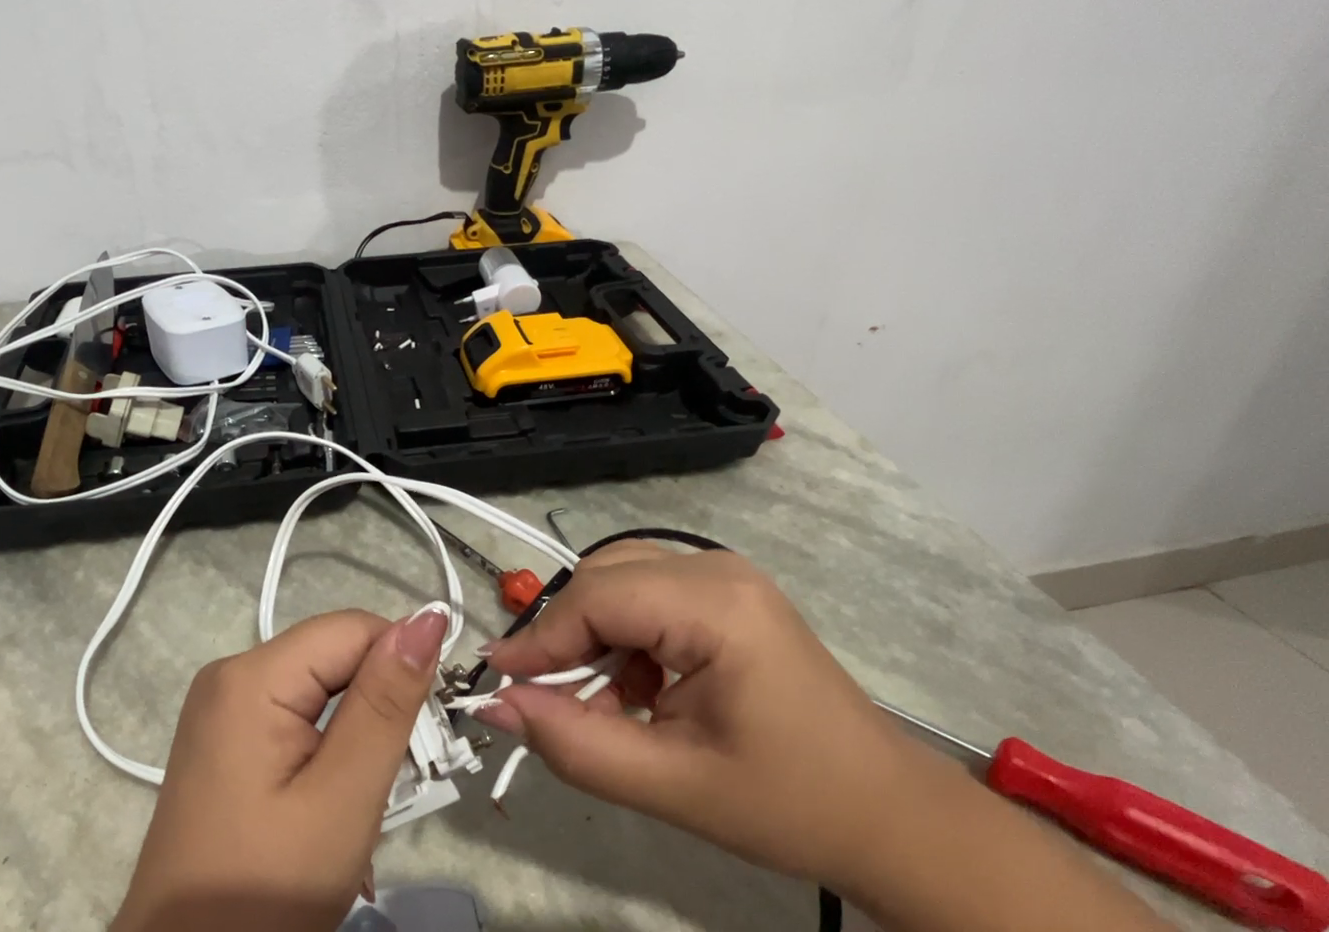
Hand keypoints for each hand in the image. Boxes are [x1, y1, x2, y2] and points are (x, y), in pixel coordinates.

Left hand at [112, 607, 448, 931]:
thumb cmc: (268, 888)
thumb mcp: (343, 798)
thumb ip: (386, 703)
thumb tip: (429, 618)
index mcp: (251, 677)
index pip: (353, 629)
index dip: (401, 668)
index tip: (428, 734)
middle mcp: (229, 675)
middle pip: (334, 656)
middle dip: (379, 706)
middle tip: (398, 779)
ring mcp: (221, 709)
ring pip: (320, 690)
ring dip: (358, 734)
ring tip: (364, 799)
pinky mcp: (224, 741)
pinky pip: (295, 718)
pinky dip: (329, 751)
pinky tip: (333, 801)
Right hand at [474, 542, 937, 886]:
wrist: (886, 813)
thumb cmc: (788, 802)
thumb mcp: (671, 785)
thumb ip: (575, 743)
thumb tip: (497, 704)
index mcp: (716, 606)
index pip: (595, 598)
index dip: (539, 640)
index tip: (496, 682)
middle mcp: (718, 570)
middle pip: (603, 578)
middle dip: (565, 636)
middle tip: (547, 699)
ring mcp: (727, 577)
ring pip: (619, 581)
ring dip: (592, 637)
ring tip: (598, 703)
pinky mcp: (727, 594)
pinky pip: (647, 595)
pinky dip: (622, 637)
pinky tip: (635, 691)